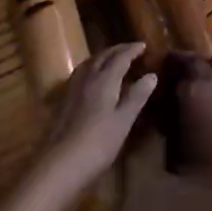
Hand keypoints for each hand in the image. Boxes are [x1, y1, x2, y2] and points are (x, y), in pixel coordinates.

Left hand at [37, 43, 154, 201]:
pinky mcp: (64, 101)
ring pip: (90, 63)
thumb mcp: (123, 121)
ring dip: (104, 56)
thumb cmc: (98, 143)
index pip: (120, 57)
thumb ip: (137, 96)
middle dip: (118, 49)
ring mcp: (73, 89)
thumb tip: (152, 75)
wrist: (59, 165)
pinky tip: (93, 78)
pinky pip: (81, 73)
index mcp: (104, 80)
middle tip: (132, 48)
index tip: (144, 45)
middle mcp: (87, 78)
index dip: (132, 50)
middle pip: (103, 56)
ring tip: (114, 58)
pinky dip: (92, 67)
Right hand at [172, 54, 211, 192]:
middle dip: (186, 63)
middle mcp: (209, 77)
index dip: (167, 75)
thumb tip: (166, 119)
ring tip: (209, 74)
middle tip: (181, 69)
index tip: (163, 76)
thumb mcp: (179, 152)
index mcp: (189, 90)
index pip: (172, 74)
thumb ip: (170, 130)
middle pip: (194, 60)